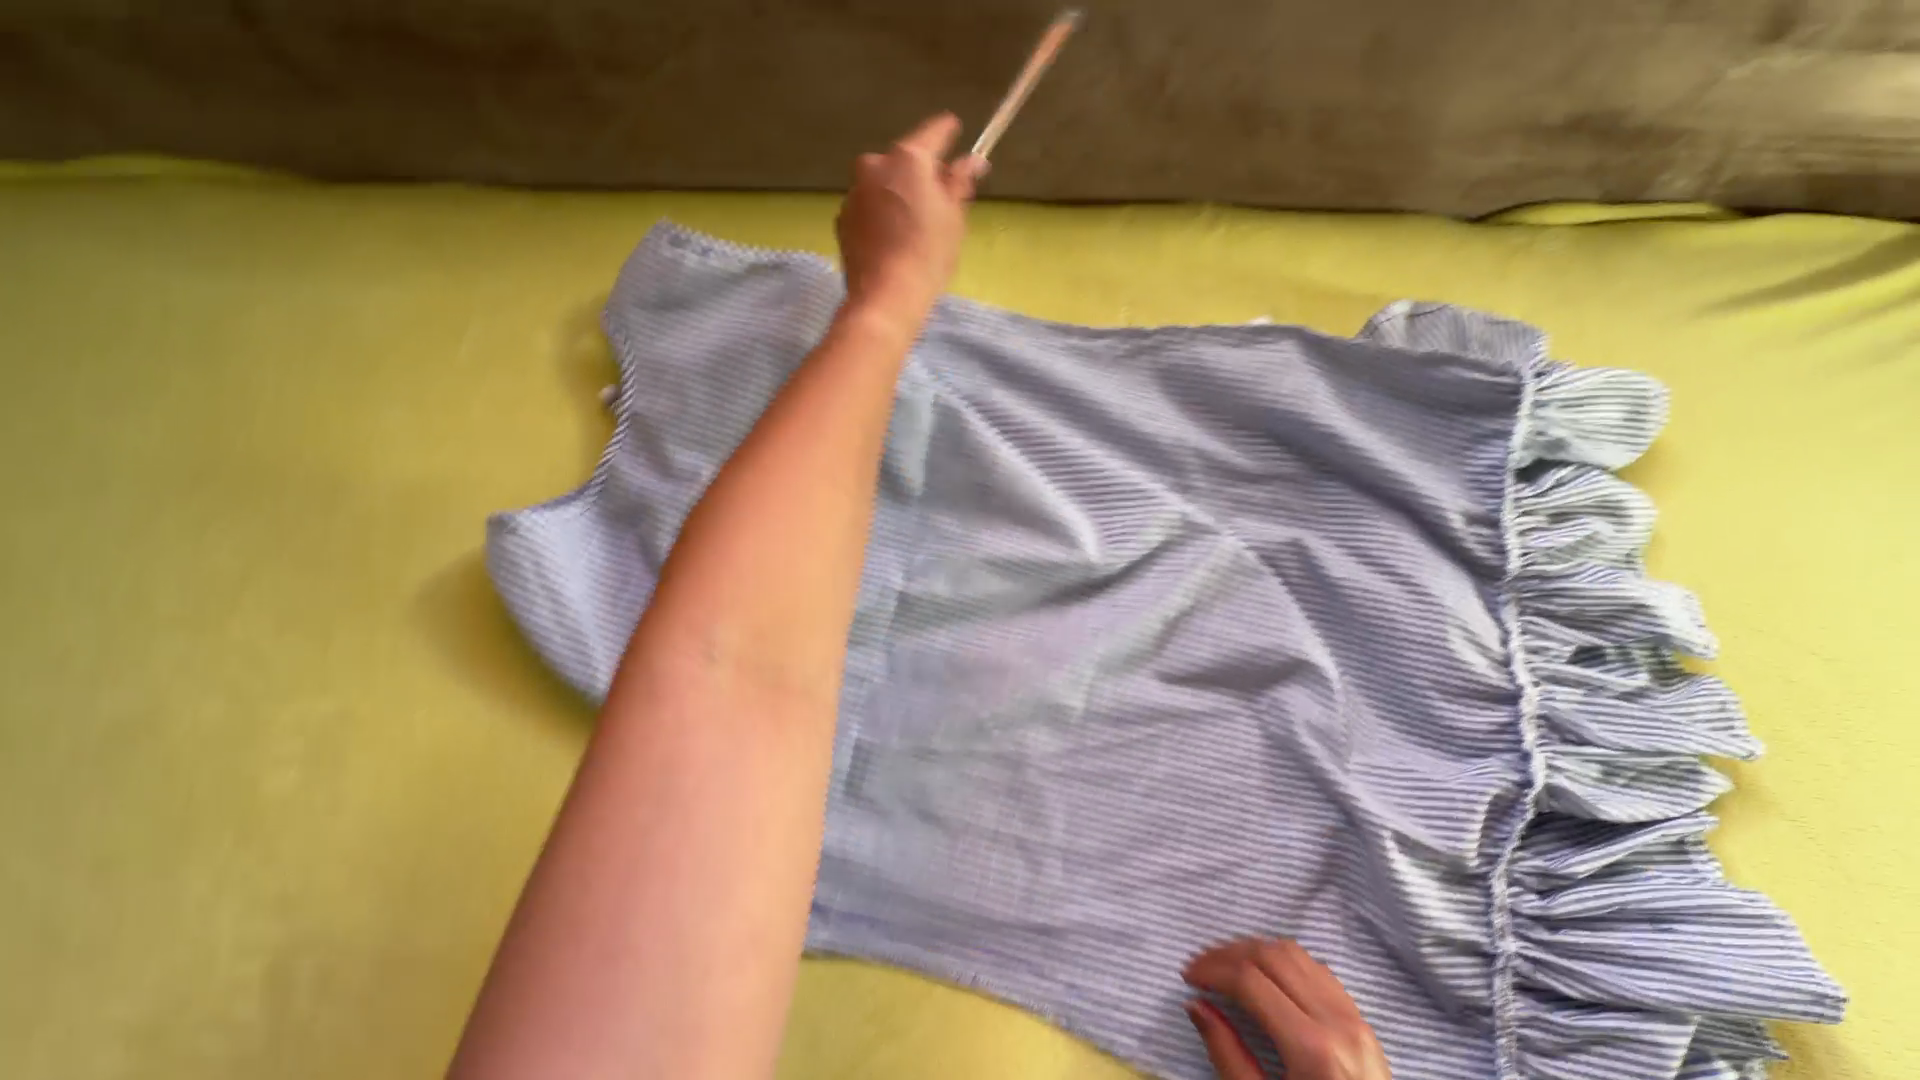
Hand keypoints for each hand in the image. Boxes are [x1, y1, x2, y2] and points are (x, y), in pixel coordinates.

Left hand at [835, 112, 982, 331]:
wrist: (885, 296)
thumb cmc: (928, 254)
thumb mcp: (953, 217)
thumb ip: (958, 183)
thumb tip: (969, 161)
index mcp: (908, 158)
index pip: (933, 132)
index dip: (947, 131)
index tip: (955, 128)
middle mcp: (875, 165)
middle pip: (903, 160)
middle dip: (919, 172)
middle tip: (937, 196)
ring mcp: (854, 192)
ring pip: (882, 184)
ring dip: (897, 193)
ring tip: (912, 224)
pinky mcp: (842, 218)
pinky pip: (868, 207)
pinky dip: (880, 215)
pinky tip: (892, 239)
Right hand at [1183, 938, 1391, 1079]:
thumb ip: (1227, 1055)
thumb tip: (1197, 1005)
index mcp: (1311, 1049)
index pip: (1250, 981)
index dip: (1212, 970)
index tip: (1187, 977)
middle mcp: (1336, 1021)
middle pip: (1271, 957)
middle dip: (1228, 954)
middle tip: (1200, 965)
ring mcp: (1354, 1017)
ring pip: (1295, 954)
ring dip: (1253, 950)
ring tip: (1226, 965)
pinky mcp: (1362, 1019)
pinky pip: (1316, 969)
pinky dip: (1283, 960)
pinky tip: (1264, 975)